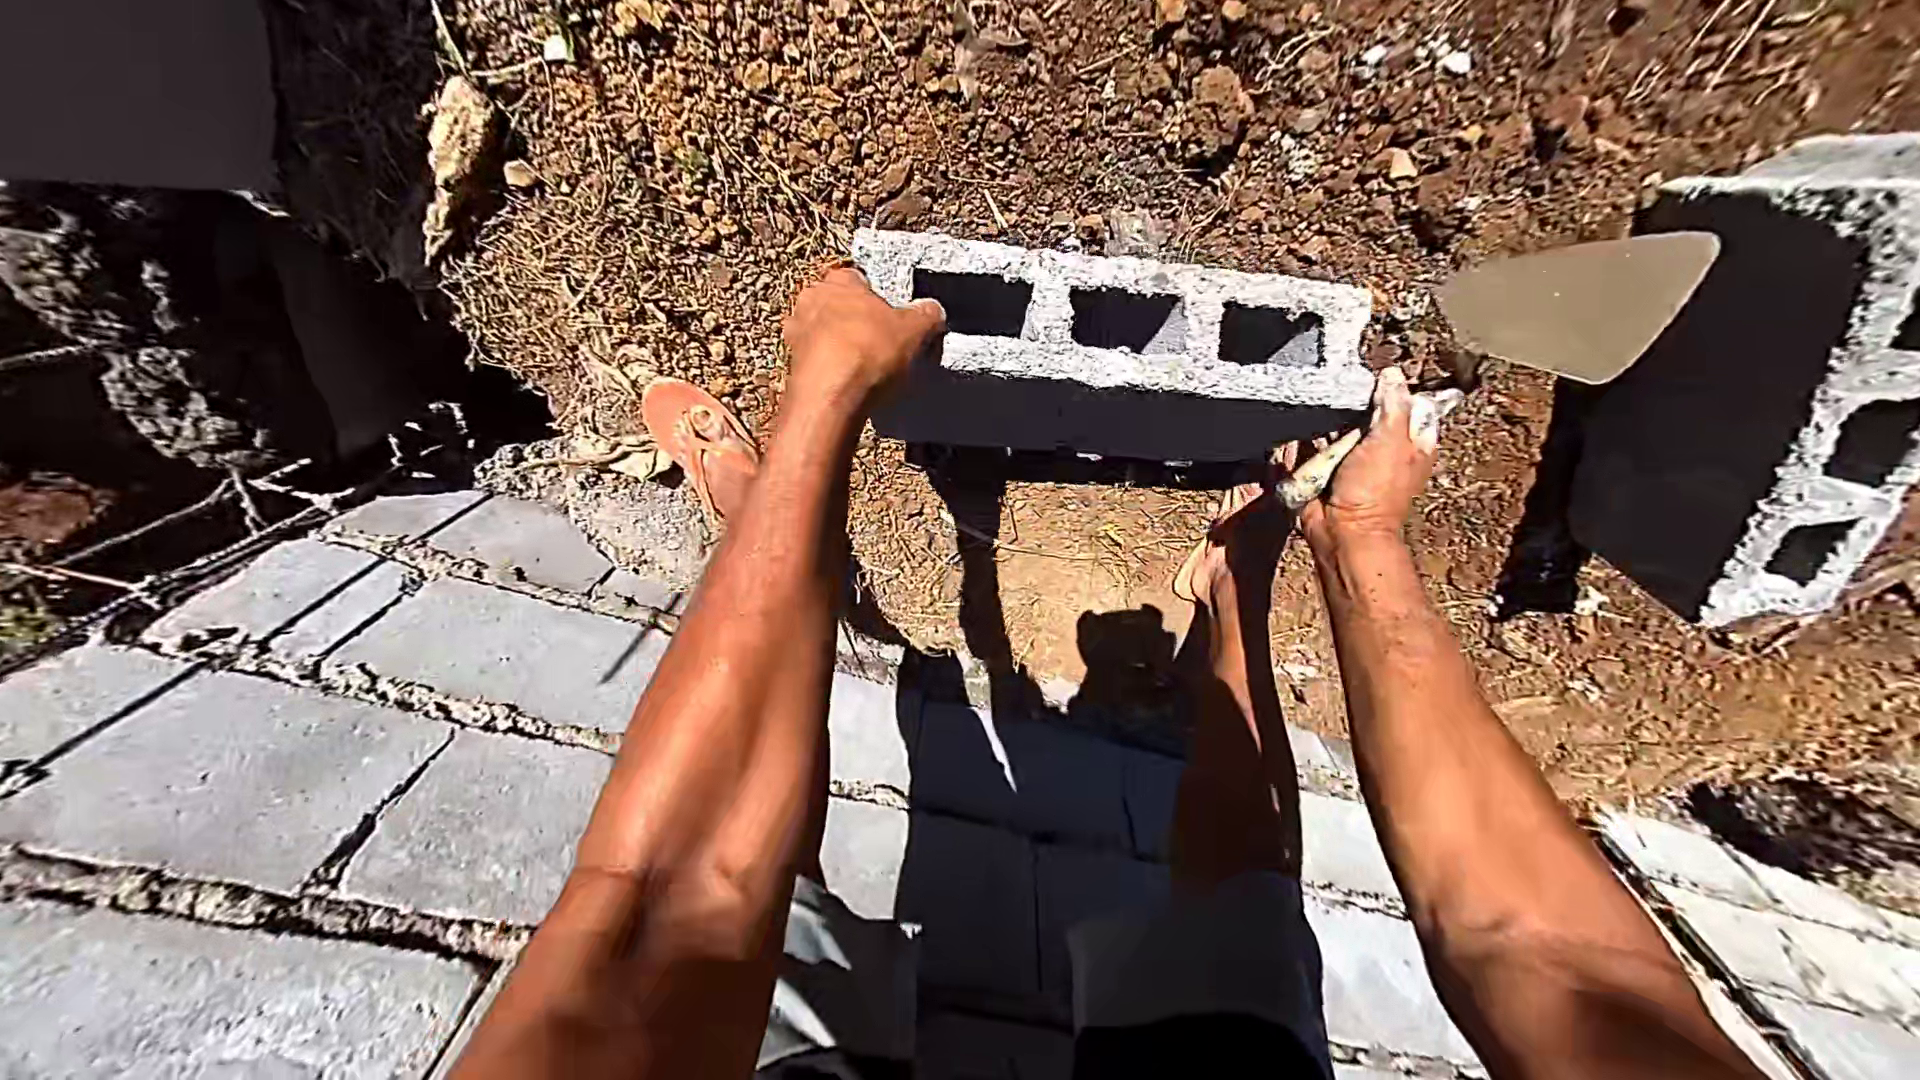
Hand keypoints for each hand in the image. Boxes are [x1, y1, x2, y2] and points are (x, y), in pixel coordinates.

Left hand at [782, 266, 945, 408]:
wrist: (830, 397)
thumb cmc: (868, 353)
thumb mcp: (915, 330)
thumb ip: (927, 315)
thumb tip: (933, 312)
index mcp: (839, 281)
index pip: (859, 279)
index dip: (877, 299)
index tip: (891, 320)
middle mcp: (810, 300)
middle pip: (838, 306)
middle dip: (854, 322)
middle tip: (878, 345)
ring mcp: (796, 332)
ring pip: (823, 334)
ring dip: (838, 347)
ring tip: (862, 370)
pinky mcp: (791, 364)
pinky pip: (815, 361)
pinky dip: (828, 370)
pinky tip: (846, 386)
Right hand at [1299, 366, 1438, 549]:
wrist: (1340, 529)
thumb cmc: (1374, 494)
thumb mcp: (1391, 440)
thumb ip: (1392, 405)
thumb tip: (1390, 374)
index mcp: (1411, 441)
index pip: (1408, 403)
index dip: (1393, 390)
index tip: (1373, 379)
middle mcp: (1381, 449)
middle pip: (1367, 412)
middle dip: (1353, 406)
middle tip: (1341, 398)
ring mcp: (1351, 460)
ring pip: (1336, 427)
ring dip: (1326, 425)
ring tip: (1320, 422)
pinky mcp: (1323, 470)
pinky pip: (1312, 447)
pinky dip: (1306, 443)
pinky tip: (1302, 438)